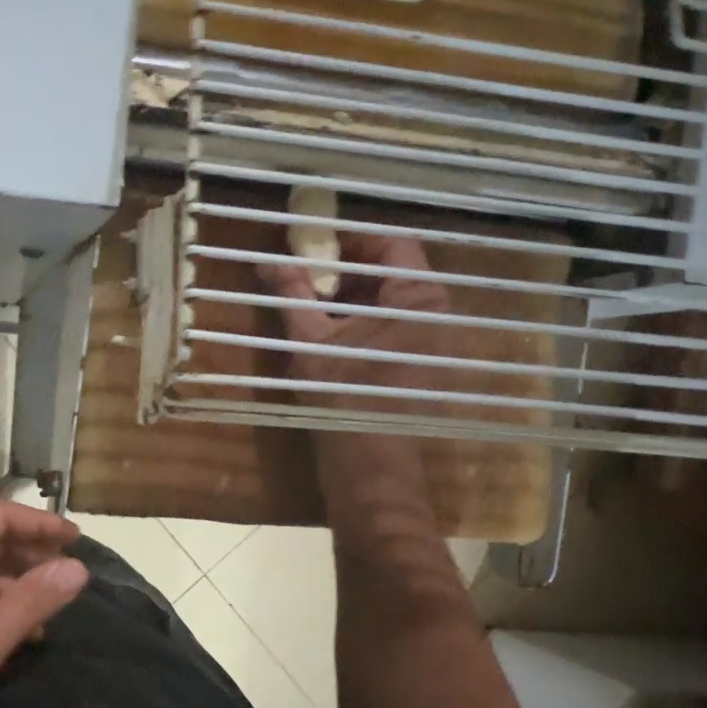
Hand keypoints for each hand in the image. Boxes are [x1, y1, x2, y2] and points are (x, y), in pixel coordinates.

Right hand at [259, 233, 453, 507]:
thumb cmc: (344, 395)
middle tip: (307, 285)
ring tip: (313, 314)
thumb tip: (267, 260)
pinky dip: (366, 326)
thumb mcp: (311, 340)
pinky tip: (332, 343)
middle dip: (347, 274)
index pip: (392, 242)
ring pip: (393, 303)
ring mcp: (438, 342)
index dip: (351, 241)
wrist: (371, 466)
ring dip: (353, 301)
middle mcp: (440, 314)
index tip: (313, 253)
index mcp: (421, 298)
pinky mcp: (428, 366)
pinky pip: (397, 329)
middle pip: (393, 272)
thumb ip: (293, 294)